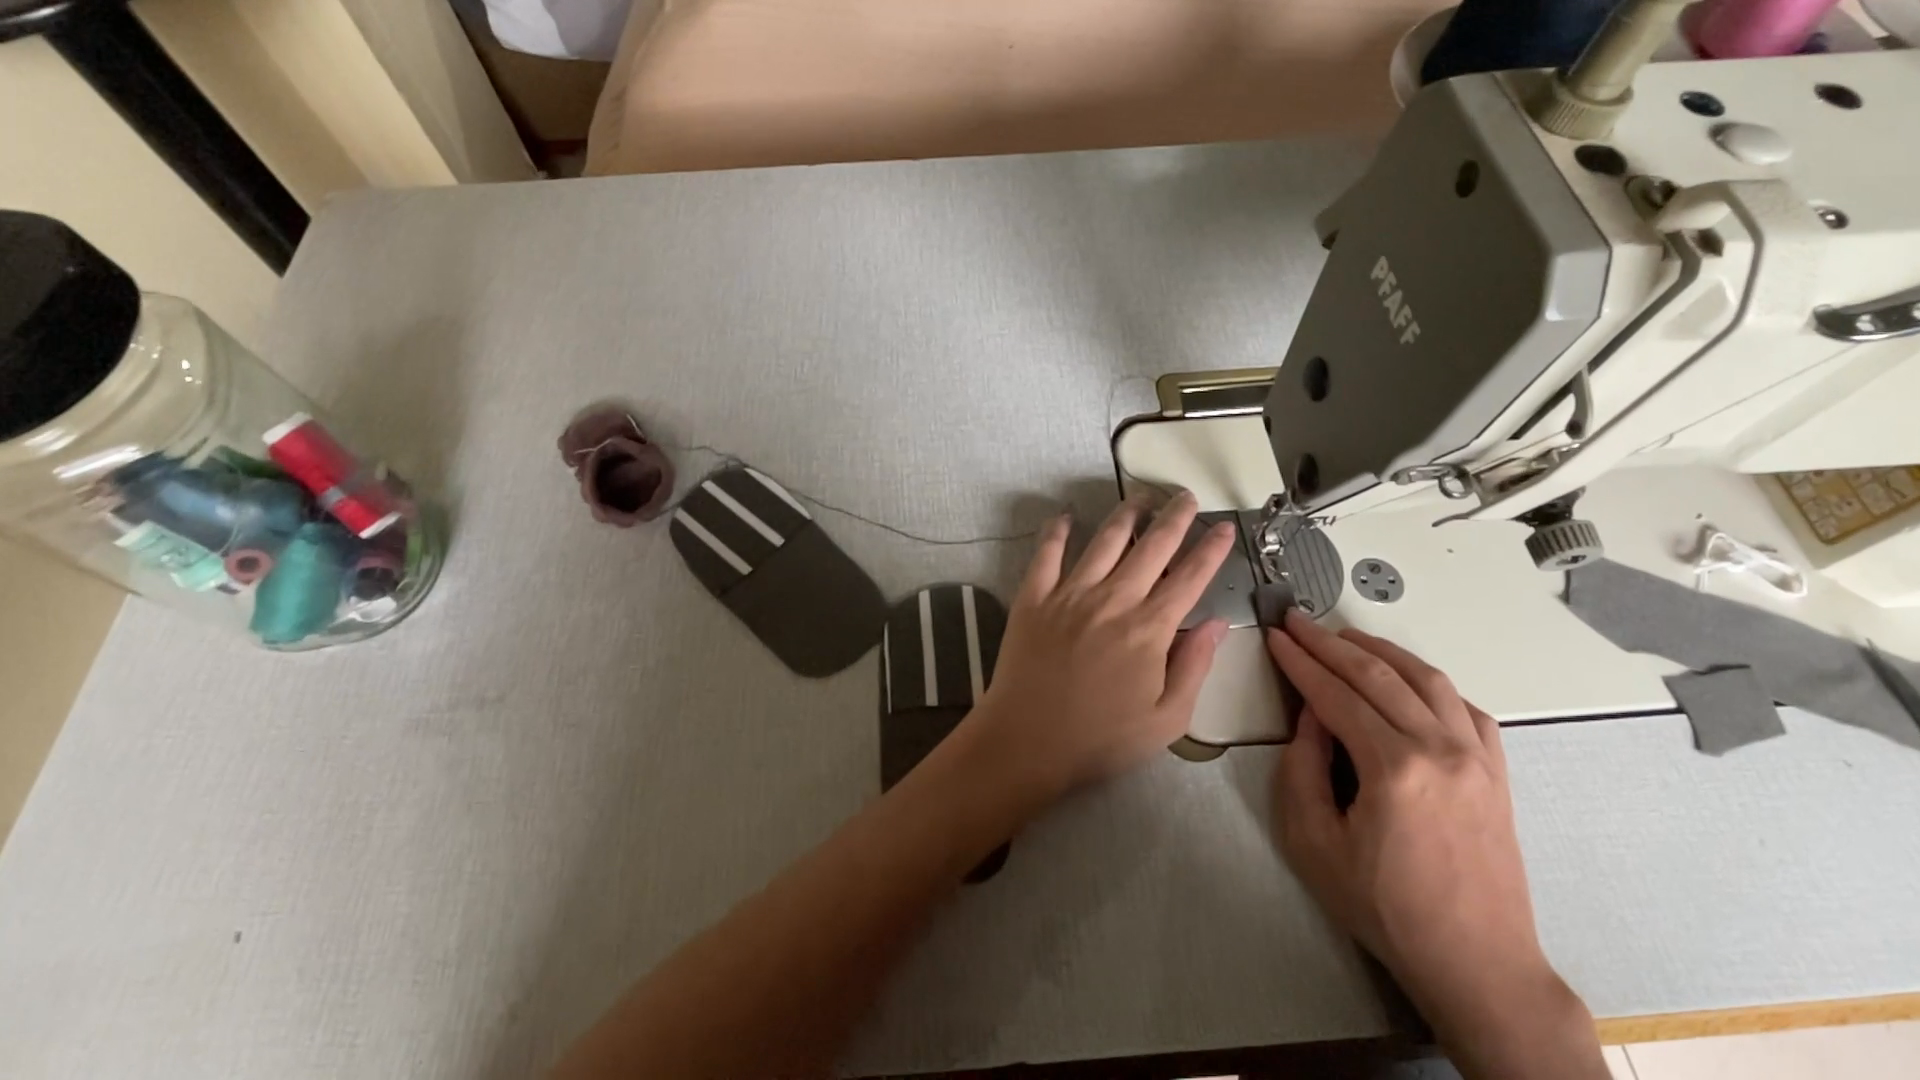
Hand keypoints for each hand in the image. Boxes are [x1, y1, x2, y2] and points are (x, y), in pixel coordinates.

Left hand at [963, 492, 1234, 798]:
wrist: (1026, 742)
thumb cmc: (1100, 739)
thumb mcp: (1167, 719)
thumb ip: (1194, 667)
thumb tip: (1216, 625)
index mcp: (1149, 629)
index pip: (1190, 578)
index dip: (1211, 550)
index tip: (1225, 527)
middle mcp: (1113, 600)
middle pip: (1152, 548)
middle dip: (1174, 518)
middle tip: (1186, 496)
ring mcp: (1069, 595)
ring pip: (1104, 541)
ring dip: (1126, 515)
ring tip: (1140, 498)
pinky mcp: (1033, 599)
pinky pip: (1047, 555)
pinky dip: (1056, 532)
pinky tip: (1065, 516)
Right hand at [1268, 612, 1603, 1078]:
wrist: (1474, 958)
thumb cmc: (1383, 907)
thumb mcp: (1314, 843)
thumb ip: (1303, 769)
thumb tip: (1311, 716)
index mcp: (1394, 768)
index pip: (1336, 695)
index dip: (1300, 662)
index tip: (1276, 637)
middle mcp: (1441, 748)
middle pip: (1379, 676)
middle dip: (1332, 643)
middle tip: (1299, 621)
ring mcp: (1478, 757)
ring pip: (1427, 679)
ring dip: (1382, 651)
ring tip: (1347, 636)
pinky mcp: (1498, 771)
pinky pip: (1465, 707)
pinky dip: (1430, 683)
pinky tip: (1409, 680)